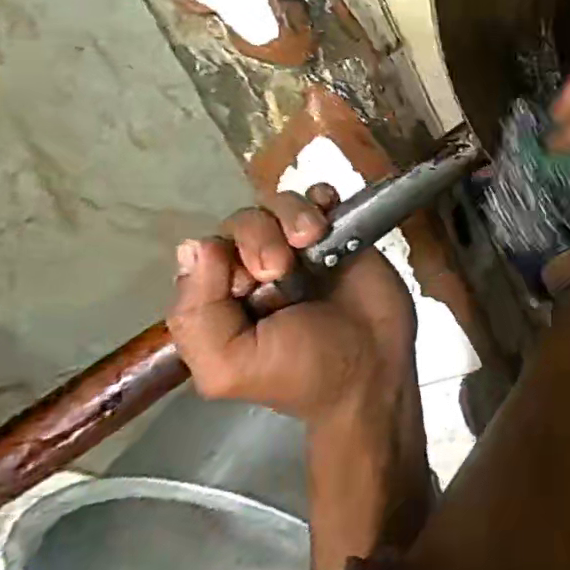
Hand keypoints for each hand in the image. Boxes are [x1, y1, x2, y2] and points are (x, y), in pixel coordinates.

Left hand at [167, 185, 416, 427]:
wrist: (374, 368)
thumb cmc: (302, 372)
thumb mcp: (229, 364)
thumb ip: (196, 314)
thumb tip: (195, 246)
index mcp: (225, 297)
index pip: (209, 251)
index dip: (226, 257)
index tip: (252, 284)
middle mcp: (259, 267)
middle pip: (244, 222)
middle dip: (260, 236)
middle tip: (283, 269)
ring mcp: (304, 248)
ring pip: (281, 203)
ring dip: (293, 213)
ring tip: (315, 239)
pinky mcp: (344, 234)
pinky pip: (323, 196)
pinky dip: (323, 196)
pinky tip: (331, 215)